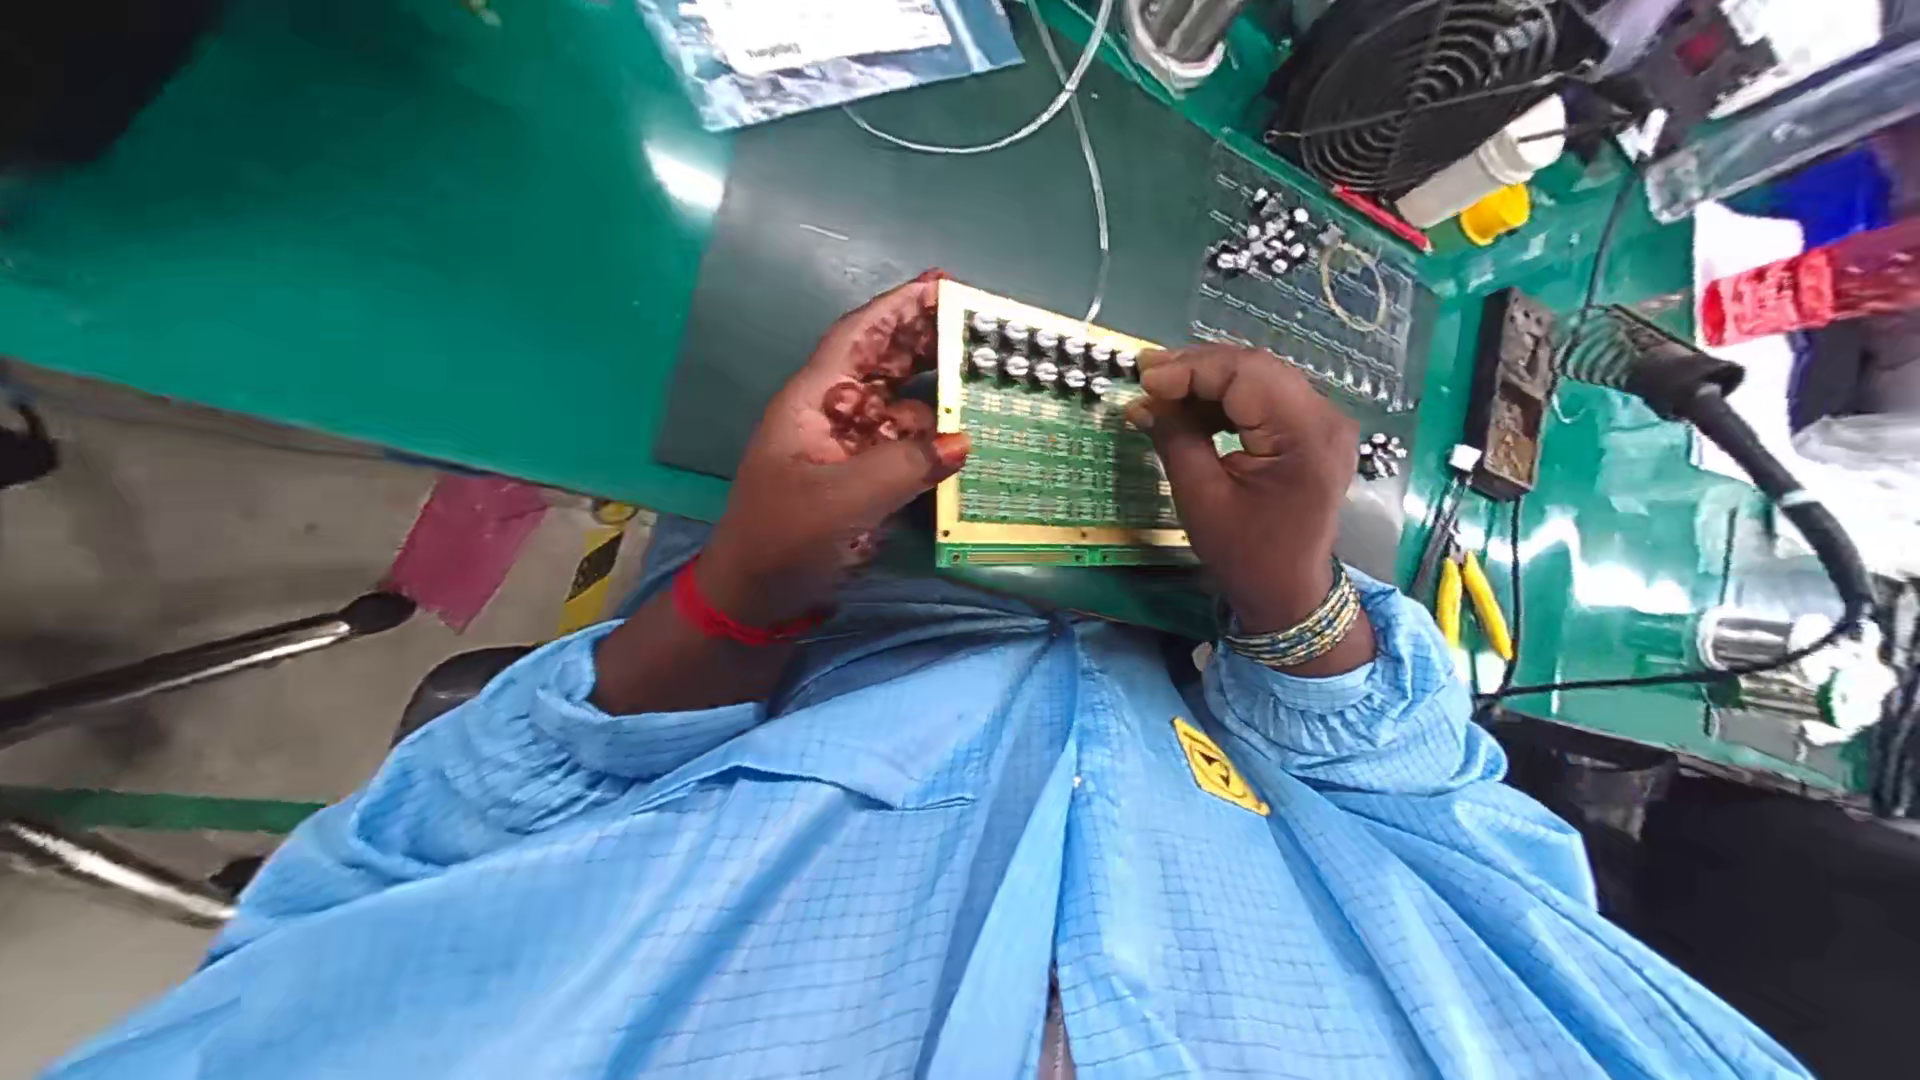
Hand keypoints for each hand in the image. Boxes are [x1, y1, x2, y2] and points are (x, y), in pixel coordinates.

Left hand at [699, 271, 970, 624]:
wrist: (758, 593)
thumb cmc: (783, 538)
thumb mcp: (841, 500)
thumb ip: (903, 467)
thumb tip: (964, 441)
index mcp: (813, 401)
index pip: (857, 338)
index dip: (897, 308)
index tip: (943, 284)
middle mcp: (833, 415)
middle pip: (882, 364)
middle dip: (924, 341)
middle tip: (977, 327)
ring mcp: (850, 448)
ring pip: (898, 404)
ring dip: (935, 390)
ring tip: (981, 378)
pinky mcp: (864, 479)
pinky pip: (905, 446)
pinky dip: (933, 439)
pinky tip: (963, 438)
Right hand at [1125, 346, 1370, 665]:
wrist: (1287, 591)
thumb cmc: (1245, 553)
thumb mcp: (1201, 497)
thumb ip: (1175, 440)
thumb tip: (1142, 403)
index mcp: (1304, 436)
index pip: (1245, 374)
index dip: (1190, 370)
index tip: (1144, 379)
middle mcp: (1325, 418)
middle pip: (1255, 369)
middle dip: (1196, 369)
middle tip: (1146, 376)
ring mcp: (1322, 423)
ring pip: (1259, 379)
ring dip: (1207, 382)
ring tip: (1162, 394)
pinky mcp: (1311, 432)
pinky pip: (1264, 399)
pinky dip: (1225, 400)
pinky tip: (1191, 410)